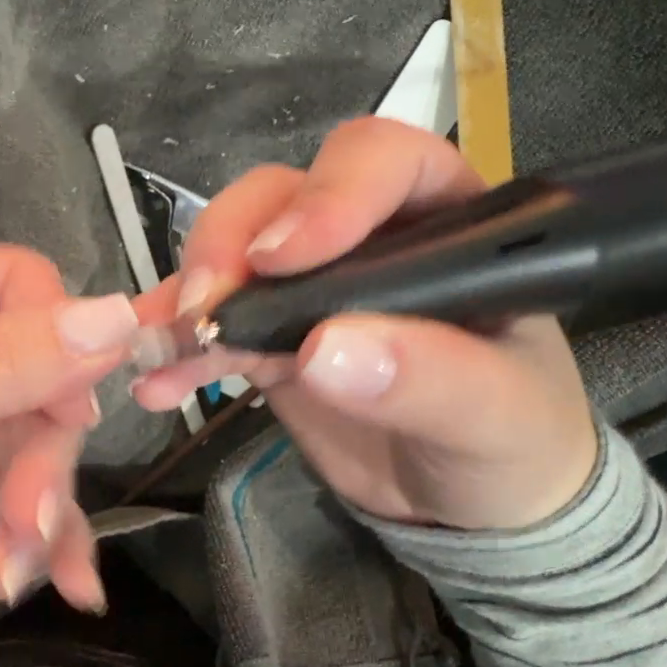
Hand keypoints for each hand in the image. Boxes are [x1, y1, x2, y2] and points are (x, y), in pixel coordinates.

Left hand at [0, 243, 135, 608]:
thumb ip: (0, 361)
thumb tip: (119, 319)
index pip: (26, 284)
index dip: (61, 338)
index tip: (68, 408)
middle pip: (52, 371)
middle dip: (47, 451)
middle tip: (29, 515)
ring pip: (52, 438)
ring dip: (44, 503)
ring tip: (9, 563)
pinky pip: (41, 489)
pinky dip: (51, 534)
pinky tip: (61, 581)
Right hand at [131, 118, 598, 529]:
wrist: (463, 503)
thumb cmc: (510, 444)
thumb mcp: (499, 417)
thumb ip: (433, 380)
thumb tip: (326, 349)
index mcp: (443, 222)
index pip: (380, 162)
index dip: (326, 193)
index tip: (280, 258)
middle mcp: (364, 236)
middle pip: (278, 197)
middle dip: (228, 245)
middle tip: (201, 308)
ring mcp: (307, 284)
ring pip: (229, 250)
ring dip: (187, 296)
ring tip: (158, 348)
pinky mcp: (265, 332)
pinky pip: (208, 323)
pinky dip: (177, 348)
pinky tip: (157, 383)